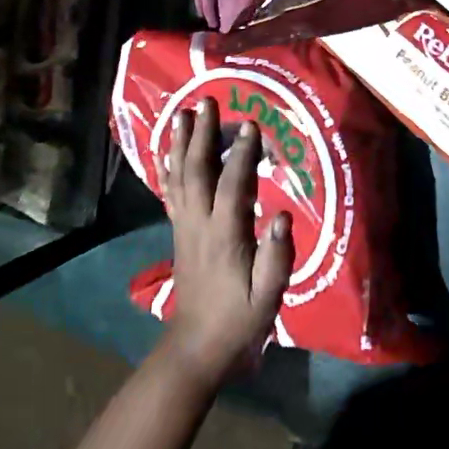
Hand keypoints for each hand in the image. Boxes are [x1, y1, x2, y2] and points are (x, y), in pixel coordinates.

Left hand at [156, 98, 293, 384]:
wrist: (199, 346)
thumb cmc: (240, 317)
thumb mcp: (269, 295)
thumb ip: (277, 256)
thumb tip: (282, 215)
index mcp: (225, 235)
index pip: (233, 186)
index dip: (241, 154)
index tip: (250, 124)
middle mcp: (200, 223)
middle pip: (197, 171)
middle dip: (201, 134)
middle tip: (205, 102)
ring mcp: (185, 226)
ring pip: (179, 177)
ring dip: (180, 143)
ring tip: (181, 114)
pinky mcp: (178, 232)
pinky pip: (171, 193)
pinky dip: (168, 169)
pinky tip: (167, 152)